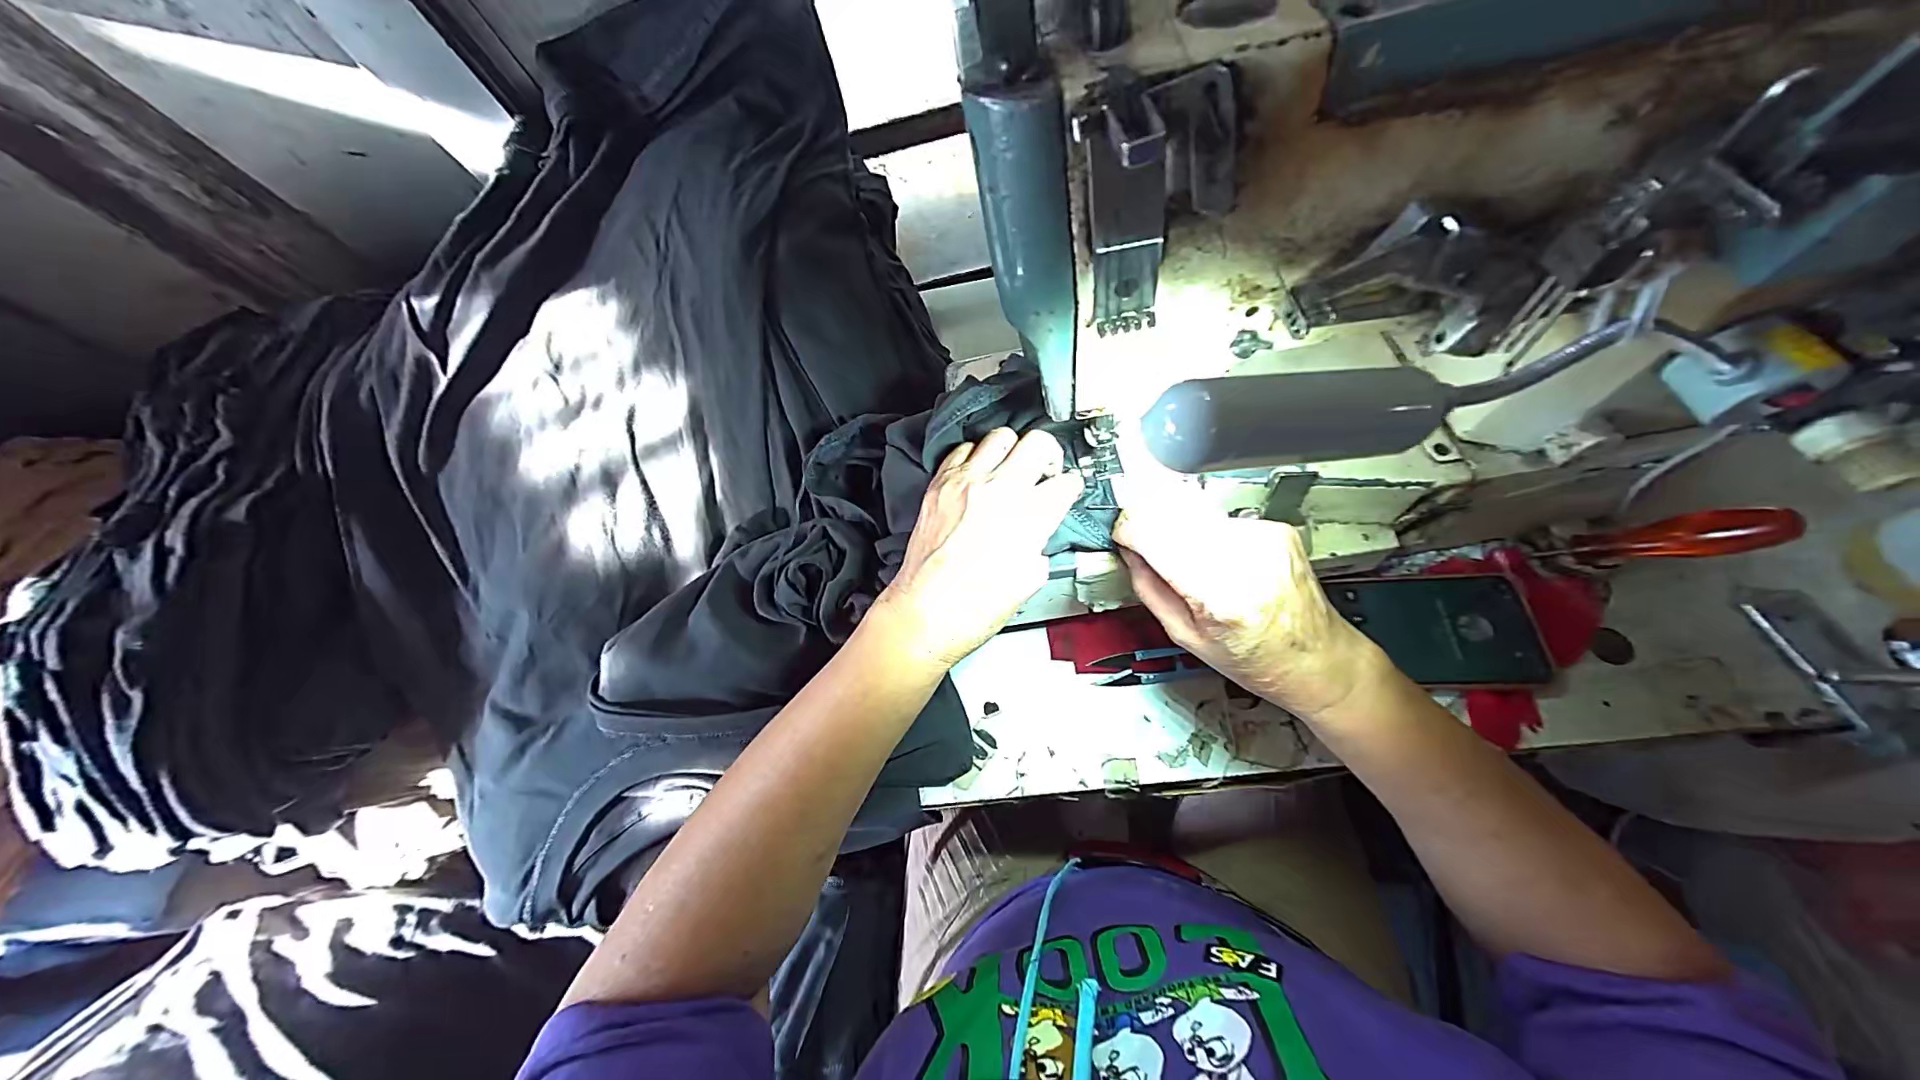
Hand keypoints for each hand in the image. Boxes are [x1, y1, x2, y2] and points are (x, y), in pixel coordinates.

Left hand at [874, 428, 1084, 668]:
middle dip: (1048, 455)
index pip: (1066, 482)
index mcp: (1029, 517)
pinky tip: (977, 473)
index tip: (1066, 490)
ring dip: (1012, 449)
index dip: (1071, 486)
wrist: (924, 613)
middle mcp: (998, 492)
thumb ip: (1040, 545)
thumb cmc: (971, 609)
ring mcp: (965, 484)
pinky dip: (974, 456)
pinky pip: (961, 450)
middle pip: (1038, 444)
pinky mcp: (939, 486)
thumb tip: (1038, 533)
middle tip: (1044, 470)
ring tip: (1011, 466)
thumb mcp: (1029, 581)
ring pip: (1000, 436)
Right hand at [1112, 508, 1390, 717]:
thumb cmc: (1258, 658)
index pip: (1154, 534)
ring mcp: (1264, 540)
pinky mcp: (1275, 529)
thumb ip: (1150, 588)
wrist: (1316, 658)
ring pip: (1197, 510)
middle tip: (1140, 535)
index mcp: (1219, 596)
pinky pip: (1223, 519)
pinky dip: (1210, 532)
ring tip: (1187, 559)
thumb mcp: (1186, 635)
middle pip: (1175, 512)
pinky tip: (1218, 558)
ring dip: (1179, 526)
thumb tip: (1130, 552)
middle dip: (1150, 521)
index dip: (1128, 529)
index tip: (1120, 534)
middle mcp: (1246, 559)